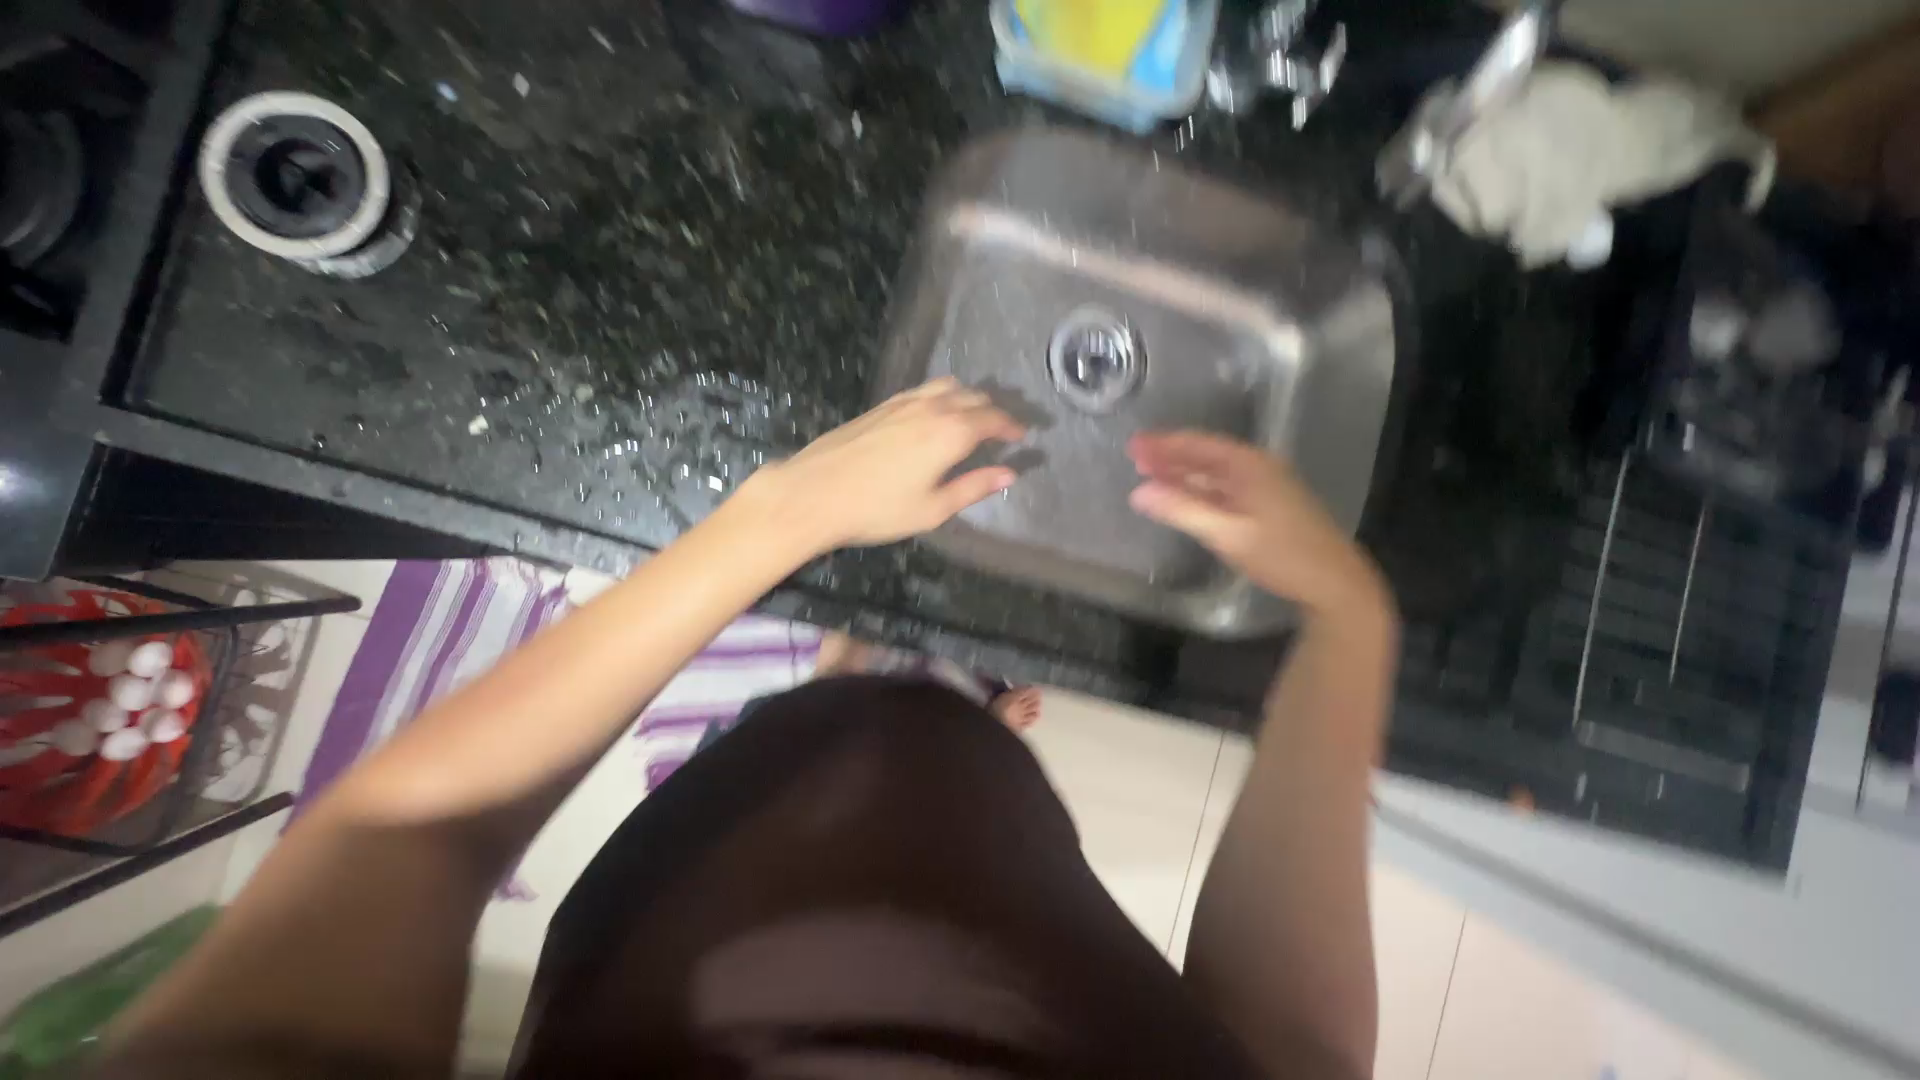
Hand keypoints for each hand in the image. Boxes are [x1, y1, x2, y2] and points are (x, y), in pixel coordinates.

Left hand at [742, 377, 1025, 553]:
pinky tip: (935, 414)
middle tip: (1003, 429)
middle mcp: (931, 408)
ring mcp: (904, 403)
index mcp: (950, 432)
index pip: (992, 419)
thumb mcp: (933, 508)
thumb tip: (1010, 474)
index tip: (1023, 435)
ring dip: (968, 398)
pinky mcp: (881, 406)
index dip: (1012, 426)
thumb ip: (973, 487)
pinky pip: (923, 390)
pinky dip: (941, 396)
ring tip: (973, 417)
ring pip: (948, 387)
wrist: (814, 493)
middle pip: (973, 398)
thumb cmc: (877, 510)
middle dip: (994, 411)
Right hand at [1128, 431, 1390, 617]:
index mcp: (1250, 466)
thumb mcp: (1227, 534)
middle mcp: (1258, 468)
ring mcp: (1265, 486)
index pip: (1199, 444)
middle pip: (1206, 455)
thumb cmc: (1282, 555)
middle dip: (1170, 455)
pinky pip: (1225, 487)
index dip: (1164, 444)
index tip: (1133, 445)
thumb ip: (1182, 511)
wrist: (1335, 583)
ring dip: (1183, 472)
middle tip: (1135, 457)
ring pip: (1215, 472)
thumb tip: (1138, 493)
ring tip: (1150, 474)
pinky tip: (1183, 496)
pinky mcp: (1267, 505)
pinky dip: (1200, 489)